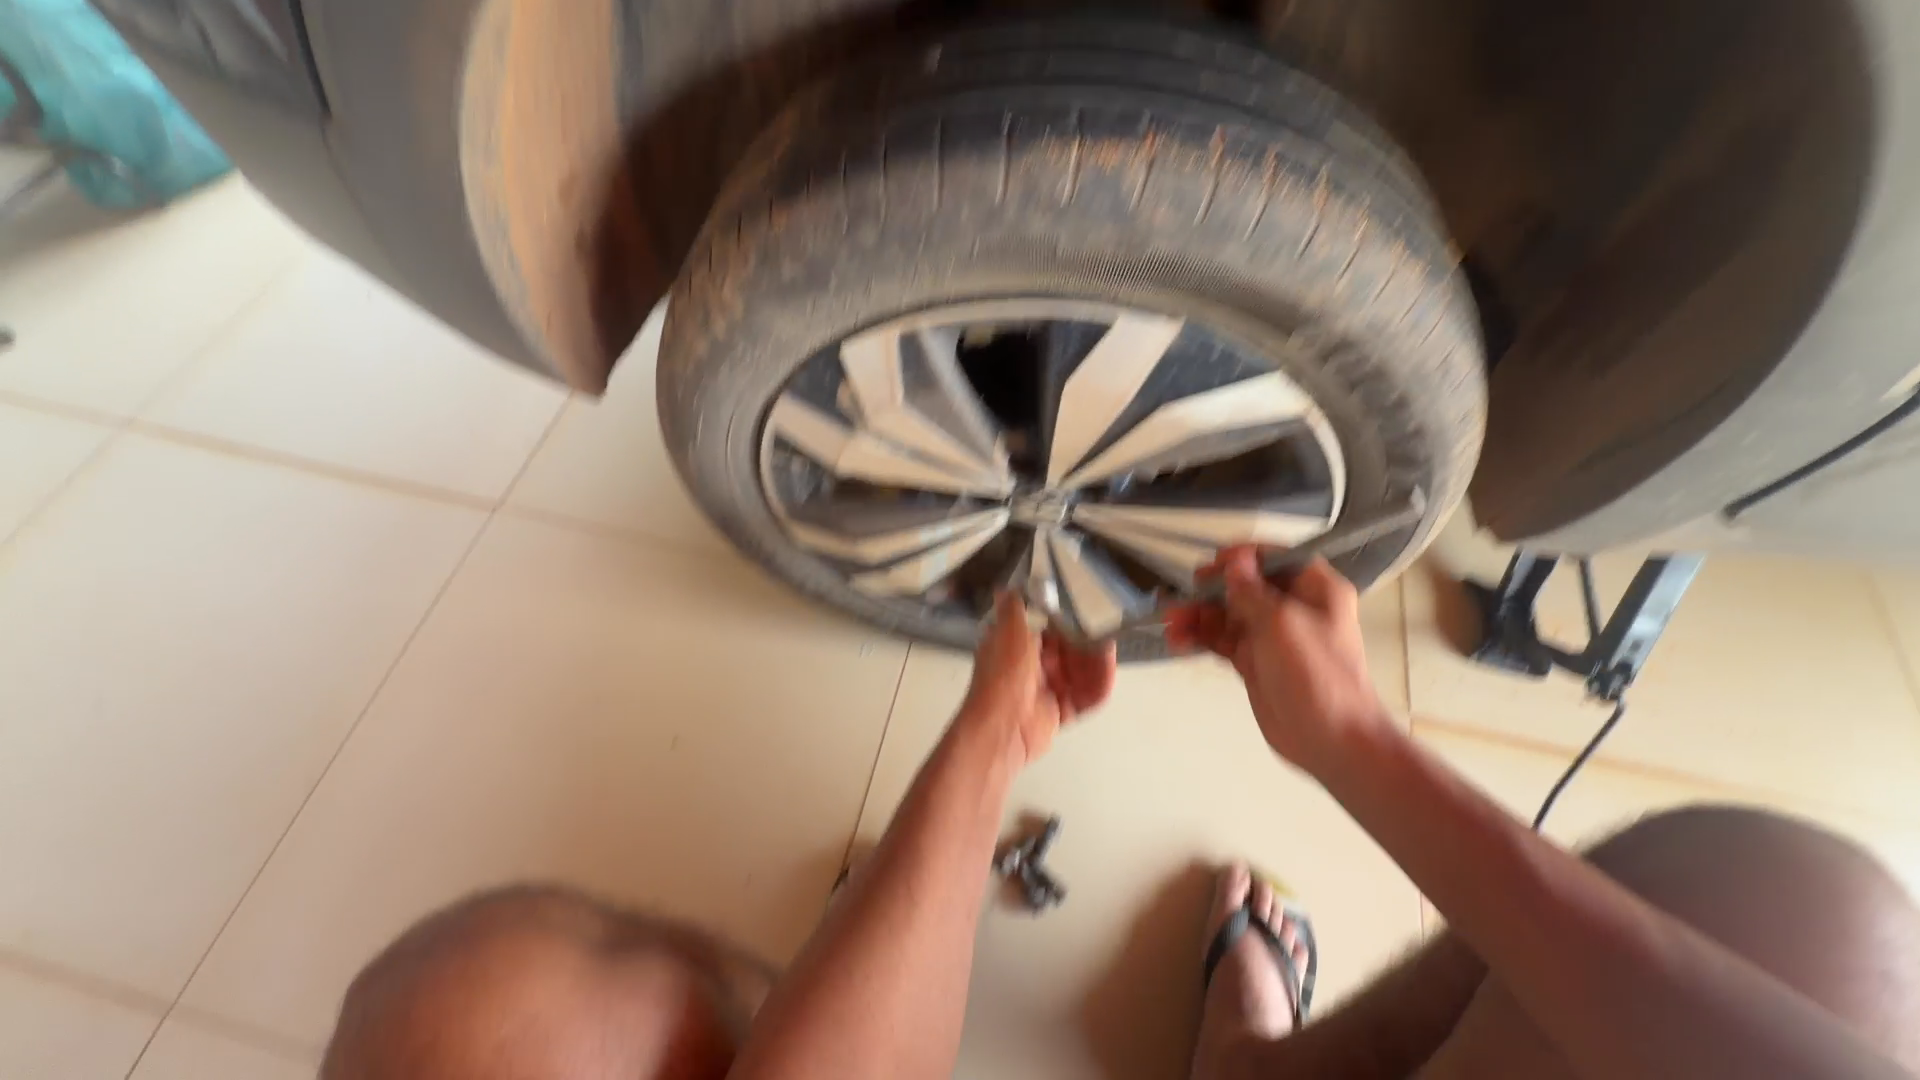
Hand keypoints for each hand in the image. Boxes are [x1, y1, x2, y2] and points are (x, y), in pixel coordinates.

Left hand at [959, 592, 1117, 767]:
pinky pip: (1084, 696)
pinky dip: (1097, 686)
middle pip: (1067, 652)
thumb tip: (1005, 586)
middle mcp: (1030, 667)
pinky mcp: (1059, 712)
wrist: (1001, 727)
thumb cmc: (1004, 674)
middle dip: (1086, 644)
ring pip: (1078, 673)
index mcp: (1015, 646)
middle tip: (1103, 635)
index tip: (1086, 612)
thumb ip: (1014, 609)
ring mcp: (1045, 691)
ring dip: (1095, 664)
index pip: (1047, 630)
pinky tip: (1107, 674)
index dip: (1067, 622)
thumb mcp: (1008, 632)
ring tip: (1108, 653)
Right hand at [1165, 548, 1390, 770]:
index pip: (1275, 558)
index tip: (1213, 564)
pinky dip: (1199, 637)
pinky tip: (1178, 639)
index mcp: (1314, 589)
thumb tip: (1233, 561)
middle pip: (1243, 585)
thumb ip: (1252, 591)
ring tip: (1171, 623)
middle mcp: (1293, 607)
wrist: (1330, 739)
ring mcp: (1271, 635)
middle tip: (1184, 597)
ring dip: (1198, 614)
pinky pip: (1220, 639)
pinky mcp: (1253, 660)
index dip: (1242, 557)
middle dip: (1210, 590)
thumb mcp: (1283, 623)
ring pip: (1226, 613)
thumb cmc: (1317, 675)